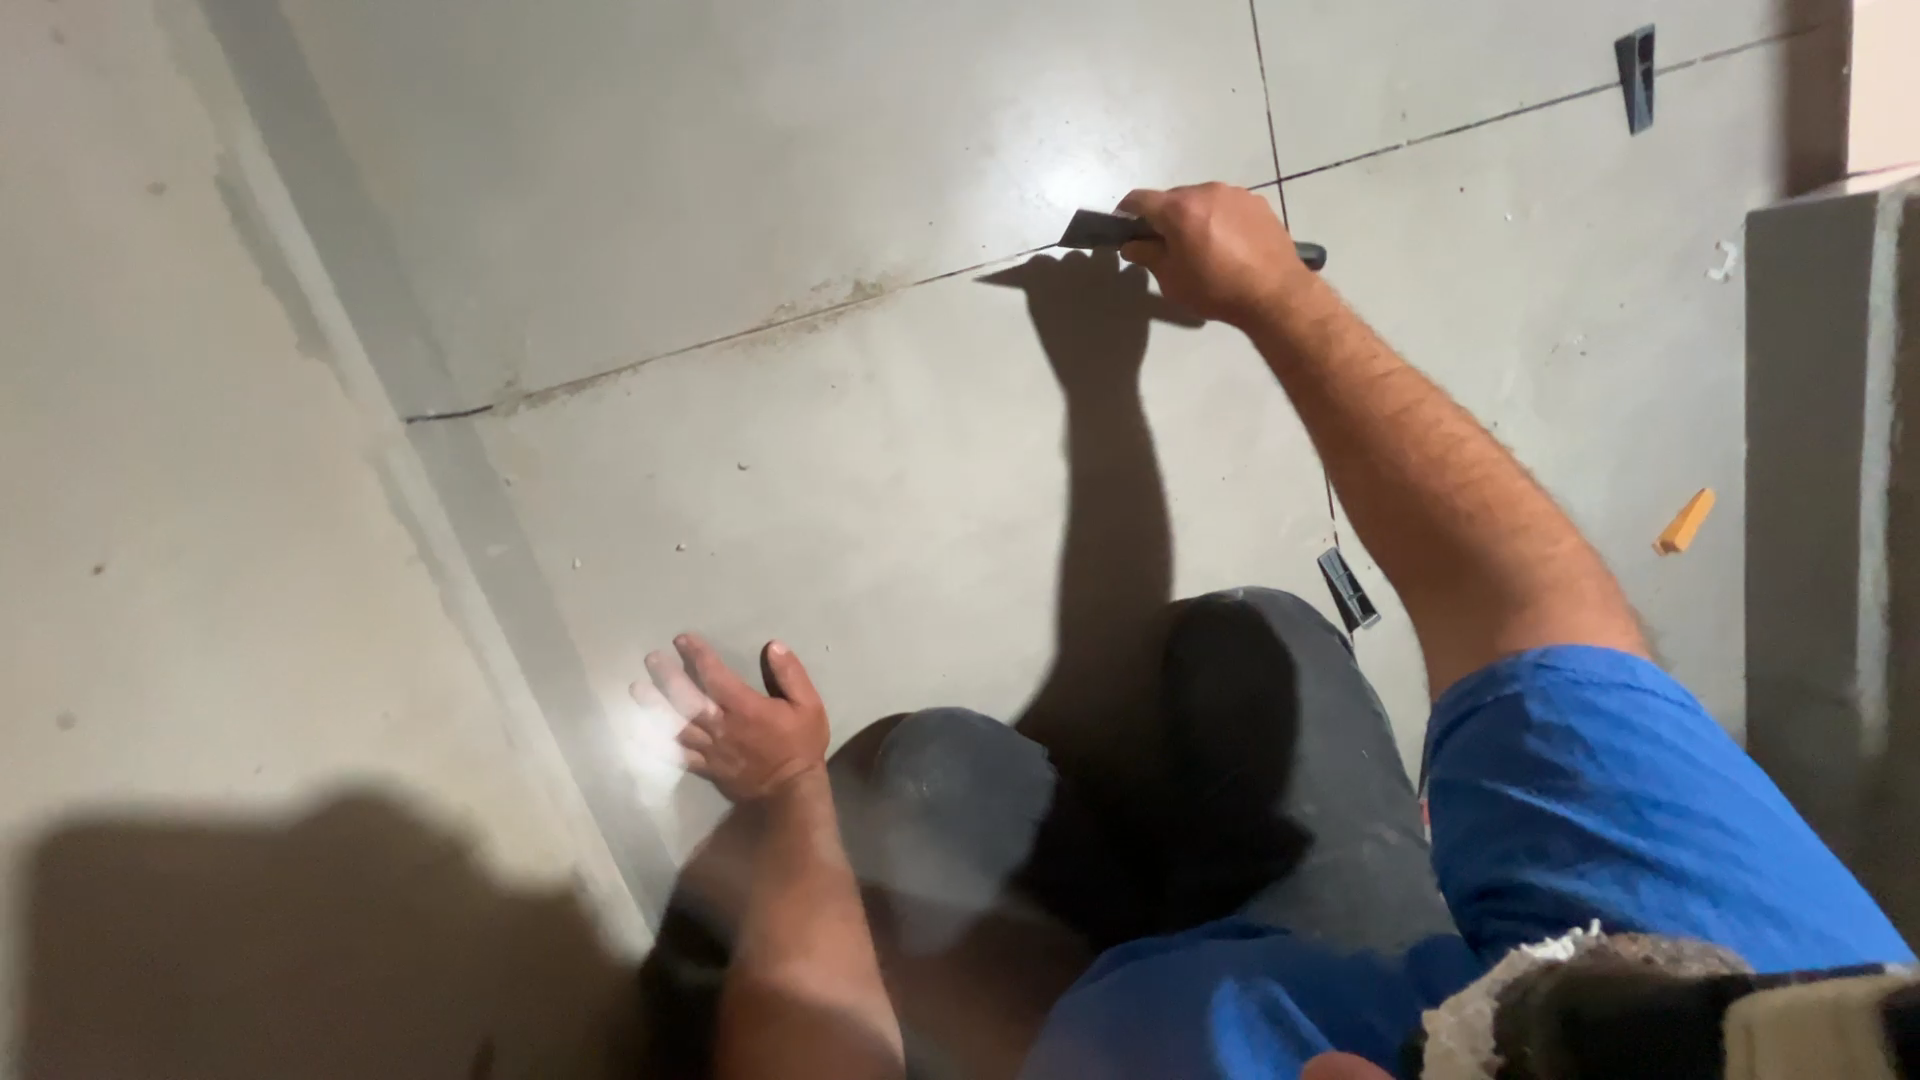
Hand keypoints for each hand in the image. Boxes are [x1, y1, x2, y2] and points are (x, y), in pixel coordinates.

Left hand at [633, 634, 829, 802]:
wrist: (791, 790)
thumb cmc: (800, 744)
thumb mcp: (809, 705)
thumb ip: (791, 674)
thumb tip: (773, 646)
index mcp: (745, 708)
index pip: (715, 676)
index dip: (698, 656)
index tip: (683, 640)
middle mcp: (722, 726)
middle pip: (687, 699)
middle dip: (667, 676)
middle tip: (652, 658)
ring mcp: (710, 749)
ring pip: (676, 725)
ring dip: (654, 706)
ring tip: (636, 688)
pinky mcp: (705, 767)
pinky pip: (675, 755)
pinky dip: (654, 745)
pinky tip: (637, 734)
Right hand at [1022, 249, 1153, 395]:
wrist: (1099, 379)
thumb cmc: (1067, 359)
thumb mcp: (1044, 325)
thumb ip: (1042, 298)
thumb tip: (1043, 282)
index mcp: (1047, 283)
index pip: (1042, 261)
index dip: (1049, 271)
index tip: (1053, 285)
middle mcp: (1075, 271)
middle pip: (1075, 254)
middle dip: (1079, 269)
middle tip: (1083, 292)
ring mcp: (1106, 274)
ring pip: (1106, 254)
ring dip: (1106, 268)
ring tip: (1109, 289)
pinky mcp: (1133, 285)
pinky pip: (1133, 271)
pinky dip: (1131, 281)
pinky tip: (1129, 298)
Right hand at [1117, 183, 1314, 327]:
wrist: (1273, 292)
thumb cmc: (1215, 289)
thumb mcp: (1172, 280)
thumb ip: (1148, 256)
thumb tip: (1132, 245)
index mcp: (1179, 209)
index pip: (1140, 199)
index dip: (1126, 212)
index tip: (1124, 228)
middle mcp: (1206, 191)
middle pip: (1172, 198)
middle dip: (1162, 218)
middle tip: (1164, 245)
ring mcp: (1234, 193)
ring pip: (1201, 200)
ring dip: (1192, 217)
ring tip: (1199, 246)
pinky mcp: (1257, 202)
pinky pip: (1225, 205)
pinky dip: (1217, 219)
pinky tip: (1226, 245)